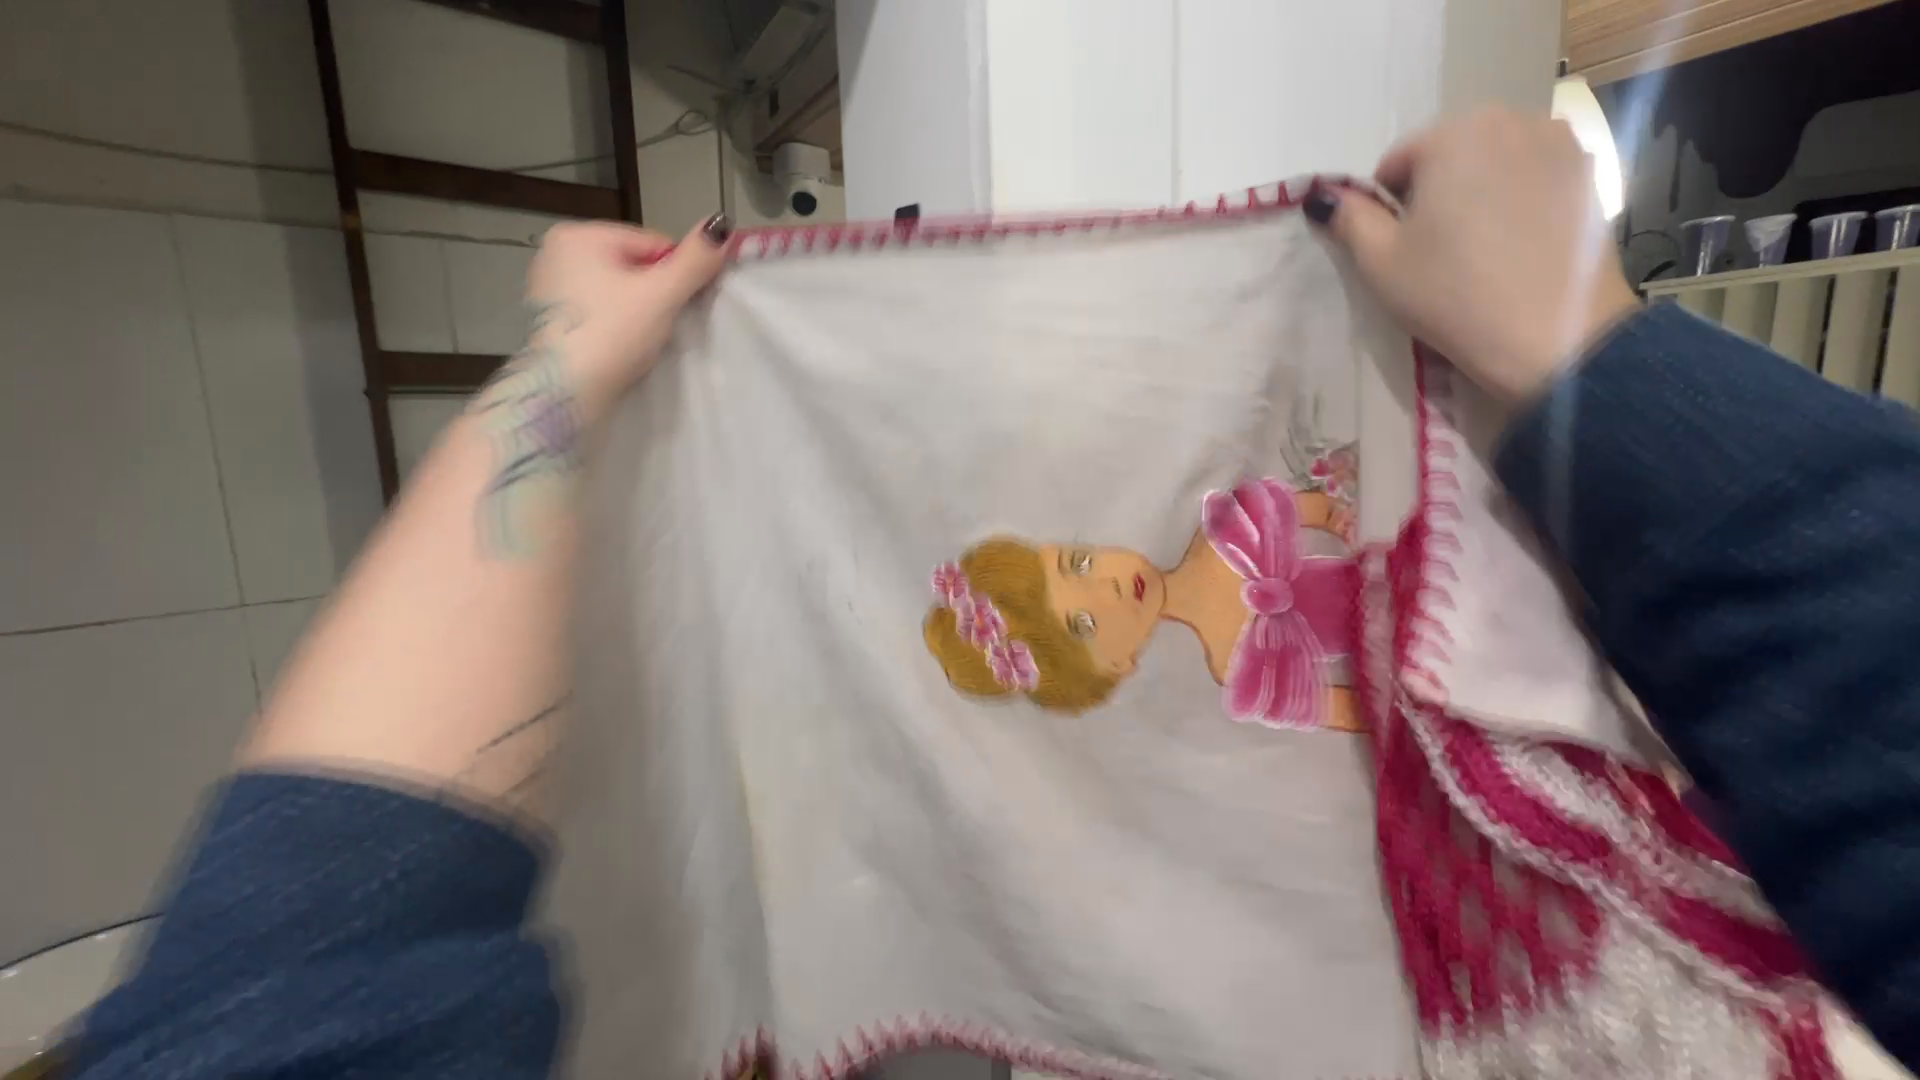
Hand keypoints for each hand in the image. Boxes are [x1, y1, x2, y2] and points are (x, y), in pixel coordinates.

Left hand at [524, 213, 730, 406]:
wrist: (567, 393)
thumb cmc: (612, 335)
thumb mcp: (661, 294)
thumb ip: (695, 260)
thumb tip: (724, 224)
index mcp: (579, 235)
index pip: (652, 244)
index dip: (675, 275)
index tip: (677, 305)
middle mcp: (558, 251)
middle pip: (634, 266)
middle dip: (655, 293)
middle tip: (659, 326)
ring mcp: (550, 285)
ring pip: (619, 290)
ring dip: (639, 311)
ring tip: (640, 339)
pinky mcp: (552, 318)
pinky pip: (600, 310)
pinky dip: (617, 324)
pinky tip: (621, 346)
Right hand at [1306, 108, 1640, 404]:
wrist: (1553, 334)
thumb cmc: (1450, 293)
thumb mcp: (1379, 261)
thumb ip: (1348, 218)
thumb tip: (1324, 196)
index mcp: (1454, 134)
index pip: (1395, 164)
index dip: (1386, 209)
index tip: (1398, 251)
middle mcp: (1513, 119)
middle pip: (1448, 157)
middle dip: (1434, 196)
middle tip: (1435, 254)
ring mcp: (1561, 143)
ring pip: (1492, 167)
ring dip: (1476, 197)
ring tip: (1478, 252)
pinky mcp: (1590, 175)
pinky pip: (1531, 180)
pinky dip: (1515, 205)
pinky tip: (1514, 249)